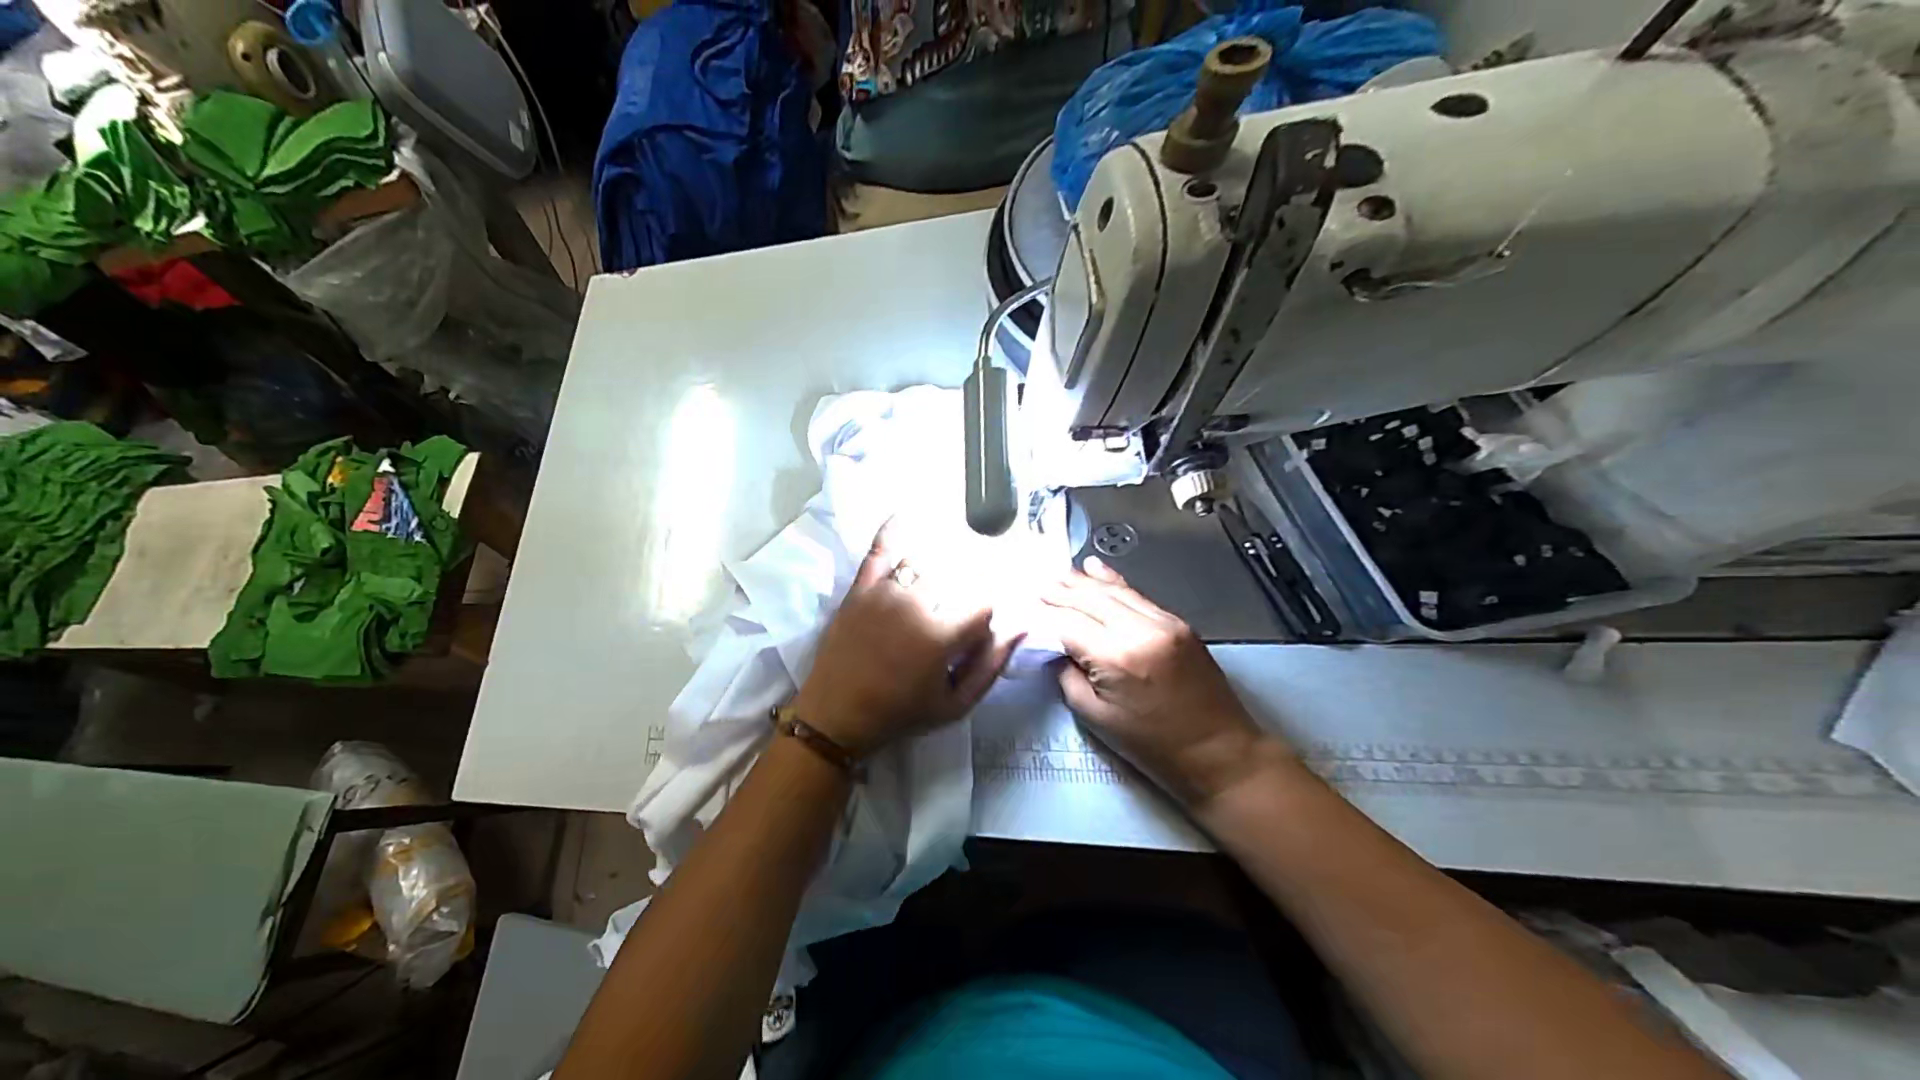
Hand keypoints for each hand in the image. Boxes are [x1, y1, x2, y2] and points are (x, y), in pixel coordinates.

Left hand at [792, 522, 1020, 755]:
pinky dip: (891, 533)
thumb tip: (1021, 628)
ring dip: (936, 571)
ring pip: (924, 566)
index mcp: (941, 635)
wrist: (837, 715)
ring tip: (939, 580)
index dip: (984, 619)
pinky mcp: (860, 590)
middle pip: (956, 581)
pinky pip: (878, 552)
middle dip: (962, 593)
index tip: (974, 633)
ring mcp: (885, 593)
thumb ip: (991, 666)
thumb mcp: (955, 705)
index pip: (983, 606)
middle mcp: (915, 604)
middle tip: (953, 612)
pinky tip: (903, 516)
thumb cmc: (901, 713)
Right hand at [1040, 556, 1291, 806]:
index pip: (1068, 623)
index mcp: (1116, 657)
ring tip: (1058, 575)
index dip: (1044, 615)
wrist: (1219, 751)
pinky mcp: (1177, 623)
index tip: (1024, 609)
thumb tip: (1057, 650)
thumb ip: (1070, 677)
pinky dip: (1113, 581)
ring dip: (1083, 581)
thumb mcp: (1097, 718)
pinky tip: (1094, 569)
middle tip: (1035, 586)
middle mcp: (1140, 629)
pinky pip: (1138, 594)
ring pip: (1114, 591)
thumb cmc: (1153, 745)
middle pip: (1090, 599)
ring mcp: (1163, 622)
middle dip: (1060, 592)